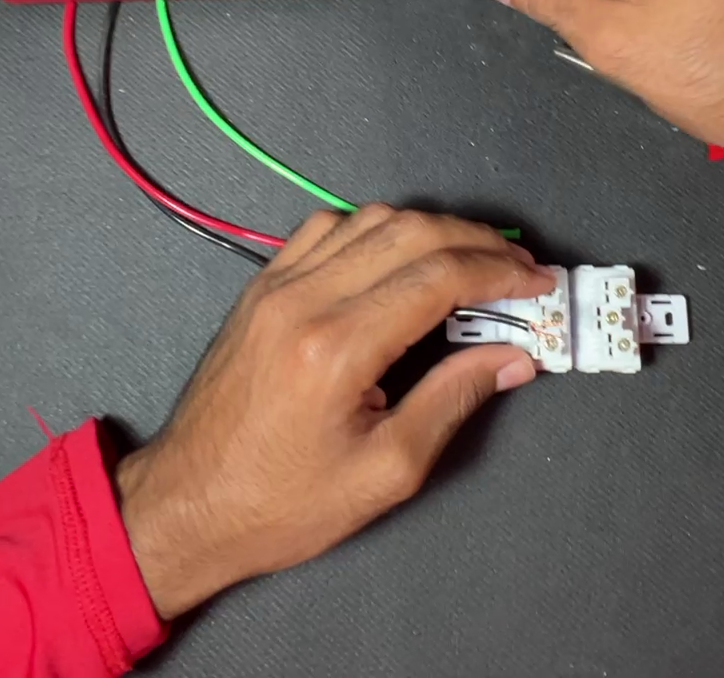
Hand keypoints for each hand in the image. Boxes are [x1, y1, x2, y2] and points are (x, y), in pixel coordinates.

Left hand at [114, 206, 553, 619]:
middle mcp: (305, 295)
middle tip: (517, 264)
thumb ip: (453, 400)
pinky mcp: (261, 283)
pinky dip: (376, 228)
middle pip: (409, 232)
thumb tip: (516, 356)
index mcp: (337, 346)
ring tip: (470, 256)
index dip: (499, 272)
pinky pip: (326, 228)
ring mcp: (276, 281)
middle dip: (475, 240)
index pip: (437, 277)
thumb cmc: (284, 503)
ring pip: (369, 219)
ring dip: (430, 228)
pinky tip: (398, 252)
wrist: (184, 505)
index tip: (539, 280)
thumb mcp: (385, 472)